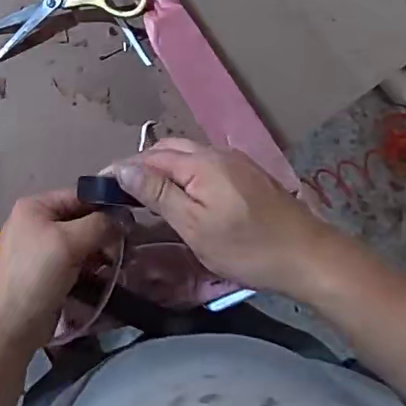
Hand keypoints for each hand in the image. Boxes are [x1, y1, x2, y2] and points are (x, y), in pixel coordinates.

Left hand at [0, 190, 117, 359]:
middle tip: (126, 251)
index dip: (107, 205)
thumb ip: (100, 225)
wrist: (7, 330)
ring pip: (83, 244)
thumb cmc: (35, 276)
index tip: (132, 221)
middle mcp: (38, 224)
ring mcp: (43, 251)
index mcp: (36, 206)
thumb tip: (124, 219)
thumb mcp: (68, 242)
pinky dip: (92, 270)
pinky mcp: (49, 275)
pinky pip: (78, 264)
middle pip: (83, 220)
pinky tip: (105, 279)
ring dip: (102, 255)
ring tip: (118, 268)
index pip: (80, 196)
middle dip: (105, 235)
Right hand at [112, 138, 347, 297]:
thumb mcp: (196, 226)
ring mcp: (234, 162)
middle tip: (118, 191)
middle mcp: (216, 153)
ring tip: (143, 193)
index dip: (121, 169)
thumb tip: (123, 170)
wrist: (308, 255)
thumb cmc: (248, 246)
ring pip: (186, 155)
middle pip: (168, 150)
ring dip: (162, 168)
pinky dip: (182, 173)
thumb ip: (159, 195)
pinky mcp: (246, 174)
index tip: (98, 185)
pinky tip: (180, 193)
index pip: (149, 158)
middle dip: (140, 165)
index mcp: (200, 163)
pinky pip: (203, 164)